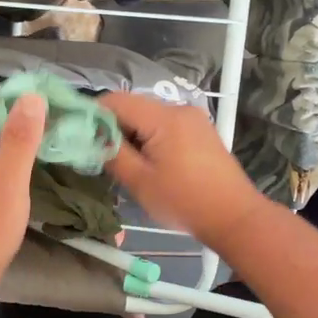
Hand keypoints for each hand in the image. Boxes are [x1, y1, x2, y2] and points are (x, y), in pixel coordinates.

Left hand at [0, 90, 46, 288]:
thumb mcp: (8, 179)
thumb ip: (20, 137)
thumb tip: (32, 96)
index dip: (9, 98)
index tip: (41, 110)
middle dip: (15, 121)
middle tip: (49, 132)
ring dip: (11, 144)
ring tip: (42, 153)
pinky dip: (3, 165)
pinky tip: (22, 179)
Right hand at [100, 92, 266, 245]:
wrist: (235, 217)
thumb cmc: (184, 201)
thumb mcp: (140, 182)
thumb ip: (112, 154)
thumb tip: (91, 137)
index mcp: (164, 117)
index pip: (116, 100)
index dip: (93, 115)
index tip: (82, 138)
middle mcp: (179, 109)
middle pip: (133, 106)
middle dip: (113, 127)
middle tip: (103, 157)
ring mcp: (193, 119)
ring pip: (149, 117)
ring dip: (132, 135)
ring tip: (127, 164)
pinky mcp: (200, 131)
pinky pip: (165, 125)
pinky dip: (151, 138)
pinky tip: (150, 164)